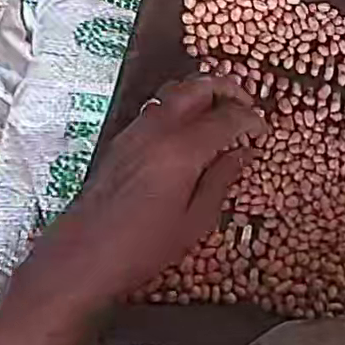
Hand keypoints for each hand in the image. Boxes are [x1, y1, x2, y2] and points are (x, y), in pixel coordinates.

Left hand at [17, 76, 267, 314]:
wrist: (81, 258)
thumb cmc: (144, 247)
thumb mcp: (196, 220)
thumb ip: (221, 180)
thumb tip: (243, 153)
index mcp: (181, 151)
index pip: (227, 117)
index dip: (251, 120)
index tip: (263, 131)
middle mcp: (157, 131)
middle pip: (197, 87)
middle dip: (228, 89)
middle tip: (247, 107)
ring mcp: (135, 132)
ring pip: (174, 90)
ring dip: (203, 93)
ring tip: (222, 113)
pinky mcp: (121, 141)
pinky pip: (157, 107)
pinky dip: (181, 106)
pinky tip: (192, 131)